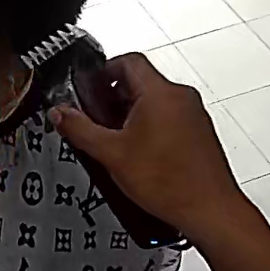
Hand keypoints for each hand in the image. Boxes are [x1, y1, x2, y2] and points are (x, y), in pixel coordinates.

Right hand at [52, 52, 250, 244]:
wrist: (208, 209)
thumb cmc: (172, 183)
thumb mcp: (111, 154)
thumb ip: (80, 129)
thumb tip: (61, 114)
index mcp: (160, 93)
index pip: (128, 61)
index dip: (103, 71)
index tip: (90, 87)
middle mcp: (181, 98)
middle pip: (140, 82)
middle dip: (114, 99)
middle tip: (96, 118)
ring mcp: (194, 115)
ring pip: (155, 103)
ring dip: (131, 116)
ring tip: (116, 142)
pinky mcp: (200, 134)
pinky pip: (170, 120)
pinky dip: (151, 130)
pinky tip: (139, 156)